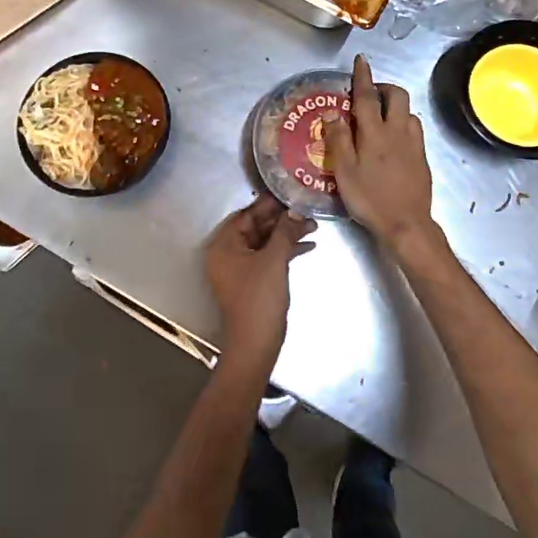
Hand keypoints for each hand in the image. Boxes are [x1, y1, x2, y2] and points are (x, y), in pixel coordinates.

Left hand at [204, 196, 314, 368]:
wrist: (256, 344)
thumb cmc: (260, 299)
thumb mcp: (275, 260)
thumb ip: (285, 232)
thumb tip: (296, 211)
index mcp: (223, 245)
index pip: (246, 215)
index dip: (269, 204)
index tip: (291, 194)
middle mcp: (226, 254)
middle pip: (255, 227)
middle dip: (282, 220)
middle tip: (306, 210)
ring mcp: (238, 269)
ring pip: (264, 243)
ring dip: (286, 235)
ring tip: (313, 227)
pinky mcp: (250, 282)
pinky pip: (267, 258)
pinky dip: (285, 251)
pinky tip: (308, 247)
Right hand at [324, 55, 435, 245]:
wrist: (406, 224)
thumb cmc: (369, 199)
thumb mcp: (344, 171)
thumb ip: (339, 140)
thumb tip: (333, 113)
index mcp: (375, 133)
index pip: (368, 97)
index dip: (363, 77)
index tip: (361, 61)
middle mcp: (398, 132)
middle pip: (398, 96)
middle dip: (385, 88)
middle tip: (371, 94)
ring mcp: (414, 144)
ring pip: (409, 112)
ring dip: (396, 107)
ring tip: (381, 118)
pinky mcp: (423, 158)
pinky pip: (415, 129)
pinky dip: (404, 124)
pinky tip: (395, 140)